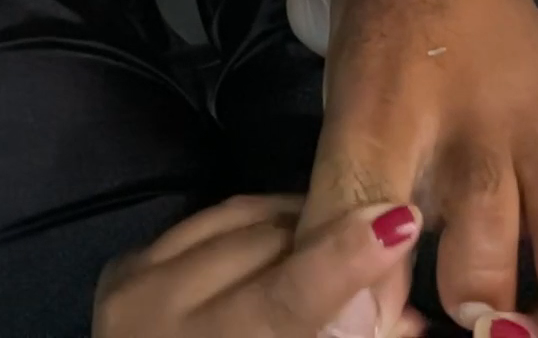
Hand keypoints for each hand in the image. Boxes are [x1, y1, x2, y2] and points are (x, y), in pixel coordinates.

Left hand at [93, 196, 424, 337]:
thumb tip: (413, 319)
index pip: (285, 299)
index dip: (342, 258)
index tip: (400, 219)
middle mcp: (157, 316)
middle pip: (265, 246)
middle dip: (326, 236)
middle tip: (377, 233)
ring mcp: (134, 285)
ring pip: (239, 218)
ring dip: (293, 220)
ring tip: (331, 230)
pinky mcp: (124, 265)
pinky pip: (209, 217)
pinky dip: (254, 219)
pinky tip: (284, 228)